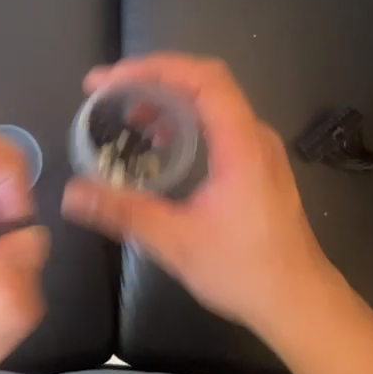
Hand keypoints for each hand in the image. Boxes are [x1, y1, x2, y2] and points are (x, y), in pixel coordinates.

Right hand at [61, 53, 336, 333]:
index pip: (202, 79)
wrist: (300, 304)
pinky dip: (182, 120)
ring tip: (127, 117)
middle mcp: (254, 137)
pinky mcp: (256, 166)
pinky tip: (157, 146)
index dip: (153, 68)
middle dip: (152, 78)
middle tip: (108, 92)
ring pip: (211, 103)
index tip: (110, 81)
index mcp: (240, 144)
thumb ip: (122, 212)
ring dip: (166, 99)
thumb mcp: (175, 242)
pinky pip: (216, 124)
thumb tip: (72, 194)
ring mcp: (258, 151)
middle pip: (205, 82)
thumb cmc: (245, 271)